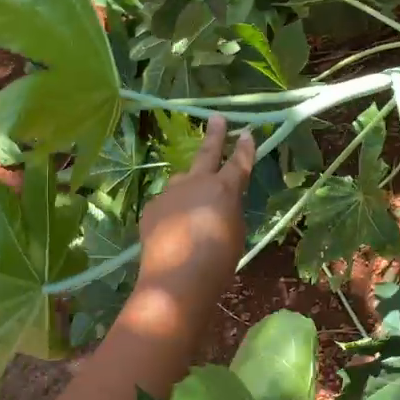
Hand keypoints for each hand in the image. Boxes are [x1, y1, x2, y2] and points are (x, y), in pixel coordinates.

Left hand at [137, 115, 255, 291]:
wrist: (177, 280)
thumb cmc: (218, 261)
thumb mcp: (235, 233)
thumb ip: (229, 211)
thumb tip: (217, 205)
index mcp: (224, 188)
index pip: (238, 162)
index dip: (245, 148)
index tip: (248, 132)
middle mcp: (196, 183)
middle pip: (207, 153)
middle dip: (215, 135)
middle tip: (217, 119)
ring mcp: (170, 193)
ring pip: (182, 180)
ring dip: (190, 183)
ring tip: (193, 197)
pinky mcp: (151, 208)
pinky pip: (167, 203)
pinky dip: (173, 211)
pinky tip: (175, 229)